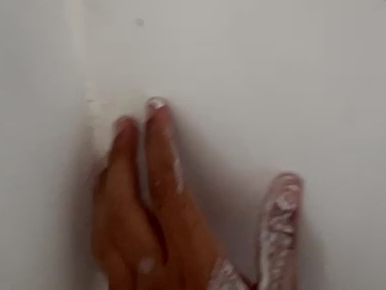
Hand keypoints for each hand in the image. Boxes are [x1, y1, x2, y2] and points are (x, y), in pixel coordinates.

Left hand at [93, 99, 302, 289]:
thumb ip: (279, 241)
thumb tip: (286, 189)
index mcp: (194, 265)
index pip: (169, 189)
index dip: (161, 145)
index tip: (157, 112)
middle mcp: (156, 278)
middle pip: (126, 205)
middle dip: (122, 158)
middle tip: (124, 126)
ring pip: (105, 233)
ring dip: (104, 190)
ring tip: (107, 160)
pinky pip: (103, 262)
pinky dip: (99, 227)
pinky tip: (104, 219)